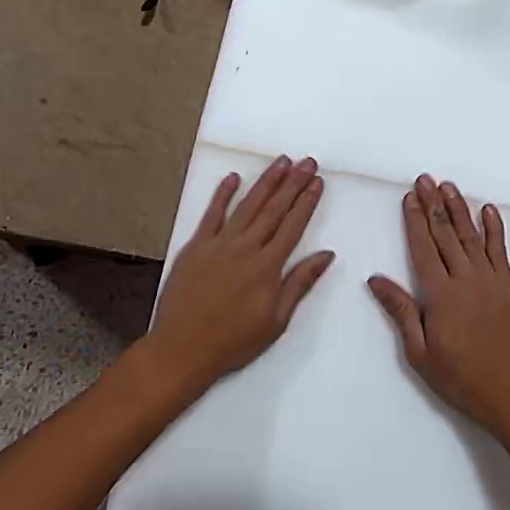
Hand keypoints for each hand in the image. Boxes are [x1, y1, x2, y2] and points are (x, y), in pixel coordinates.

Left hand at [138, 155, 334, 400]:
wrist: (183, 347)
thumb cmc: (233, 341)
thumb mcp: (276, 320)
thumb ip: (299, 283)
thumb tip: (325, 256)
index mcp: (267, 267)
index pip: (293, 226)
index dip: (307, 202)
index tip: (317, 182)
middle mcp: (245, 249)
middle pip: (273, 209)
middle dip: (292, 183)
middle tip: (306, 161)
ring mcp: (218, 245)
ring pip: (247, 206)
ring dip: (265, 182)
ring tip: (280, 162)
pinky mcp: (195, 248)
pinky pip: (211, 215)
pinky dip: (222, 195)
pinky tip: (233, 178)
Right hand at [368, 175, 509, 440]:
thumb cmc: (461, 378)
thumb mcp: (419, 352)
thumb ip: (400, 311)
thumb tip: (375, 279)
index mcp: (440, 295)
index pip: (423, 248)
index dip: (414, 221)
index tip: (409, 198)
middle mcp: (466, 280)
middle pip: (446, 235)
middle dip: (433, 205)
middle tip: (425, 179)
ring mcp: (492, 282)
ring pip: (472, 237)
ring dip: (459, 210)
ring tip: (449, 187)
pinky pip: (501, 252)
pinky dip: (494, 230)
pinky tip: (488, 211)